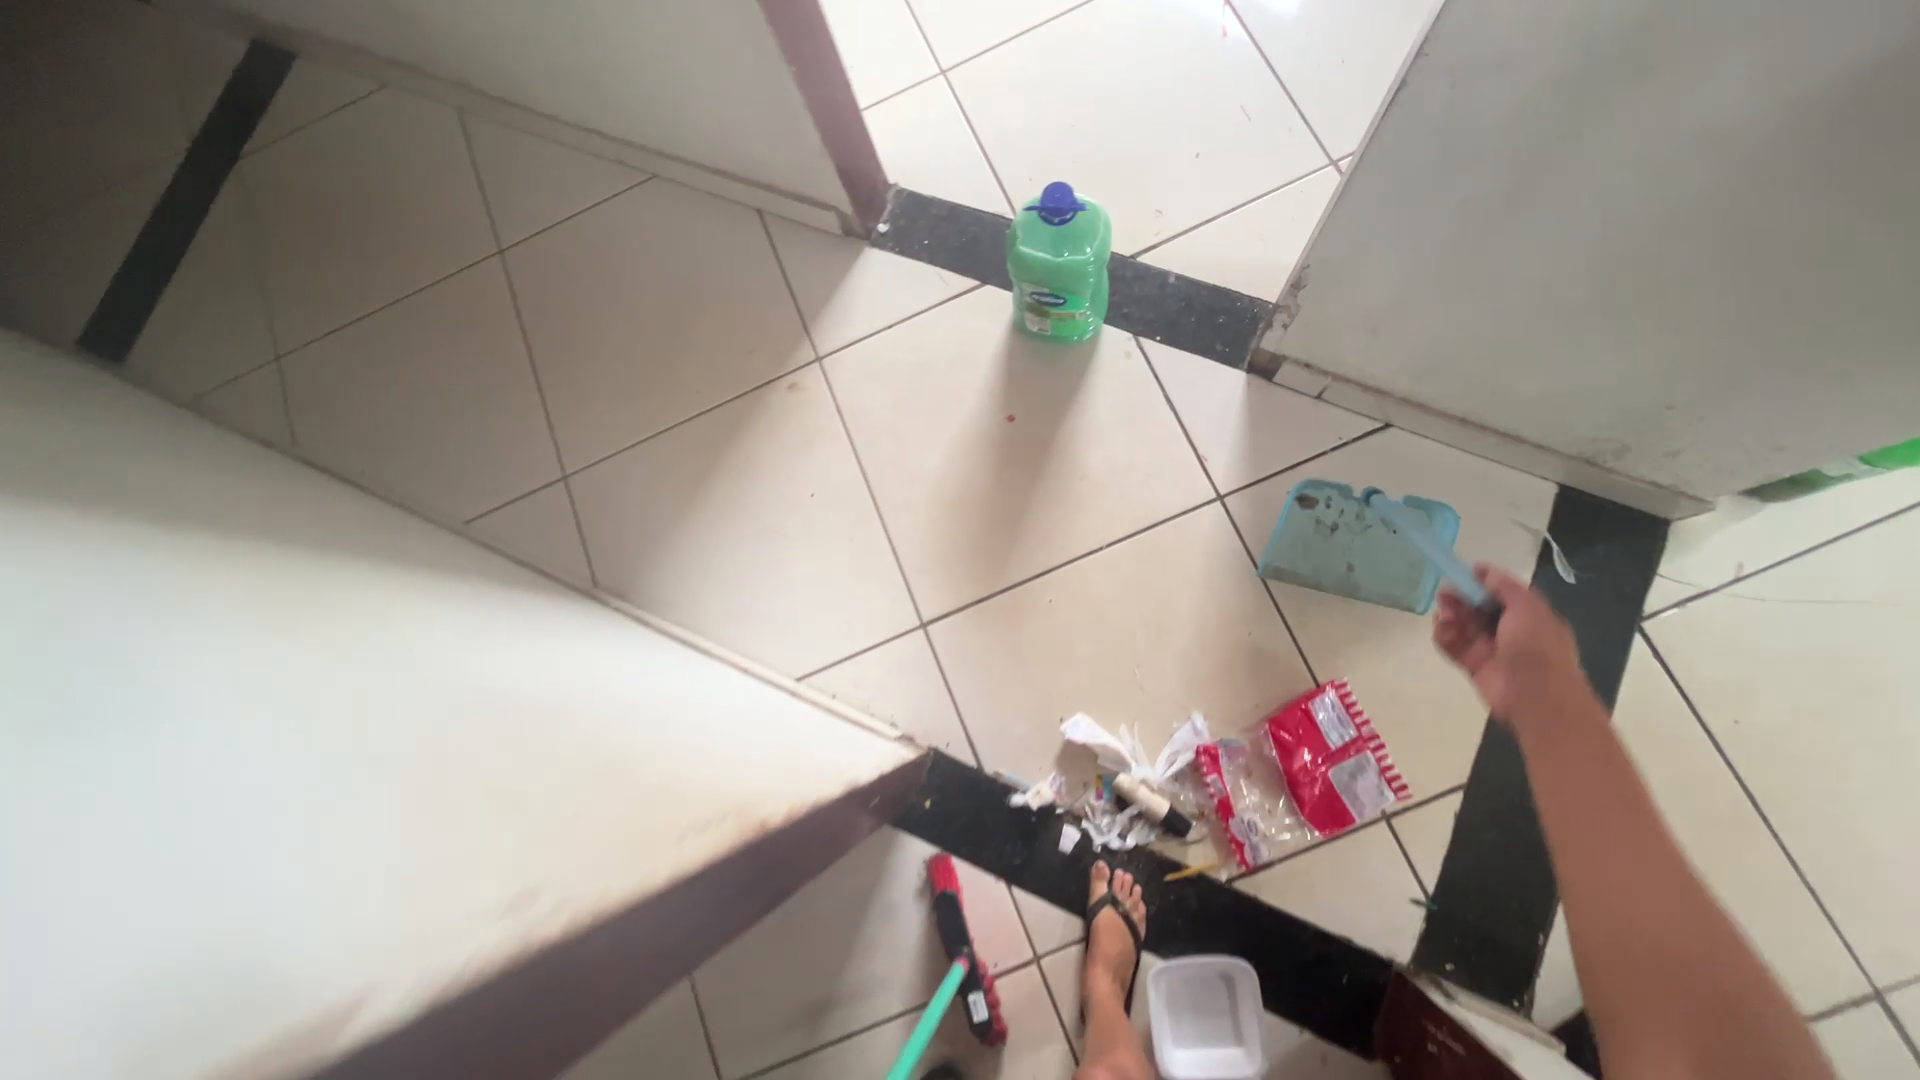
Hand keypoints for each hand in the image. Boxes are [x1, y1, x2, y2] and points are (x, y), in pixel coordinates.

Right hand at [1432, 565, 1597, 731]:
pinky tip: (1441, 631)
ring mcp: (1490, 649)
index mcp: (1528, 615)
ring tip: (1444, 616)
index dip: (1480, 583)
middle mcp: (1509, 630)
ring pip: (1462, 626)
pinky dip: (1444, 637)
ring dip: (1449, 617)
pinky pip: (1453, 646)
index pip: (1499, 594)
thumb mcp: (1527, 608)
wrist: (1536, 696)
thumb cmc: (1537, 646)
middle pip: (1476, 608)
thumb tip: (1483, 570)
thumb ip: (1504, 587)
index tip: (1461, 575)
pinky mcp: (1473, 665)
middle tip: (1444, 595)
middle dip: (1459, 599)